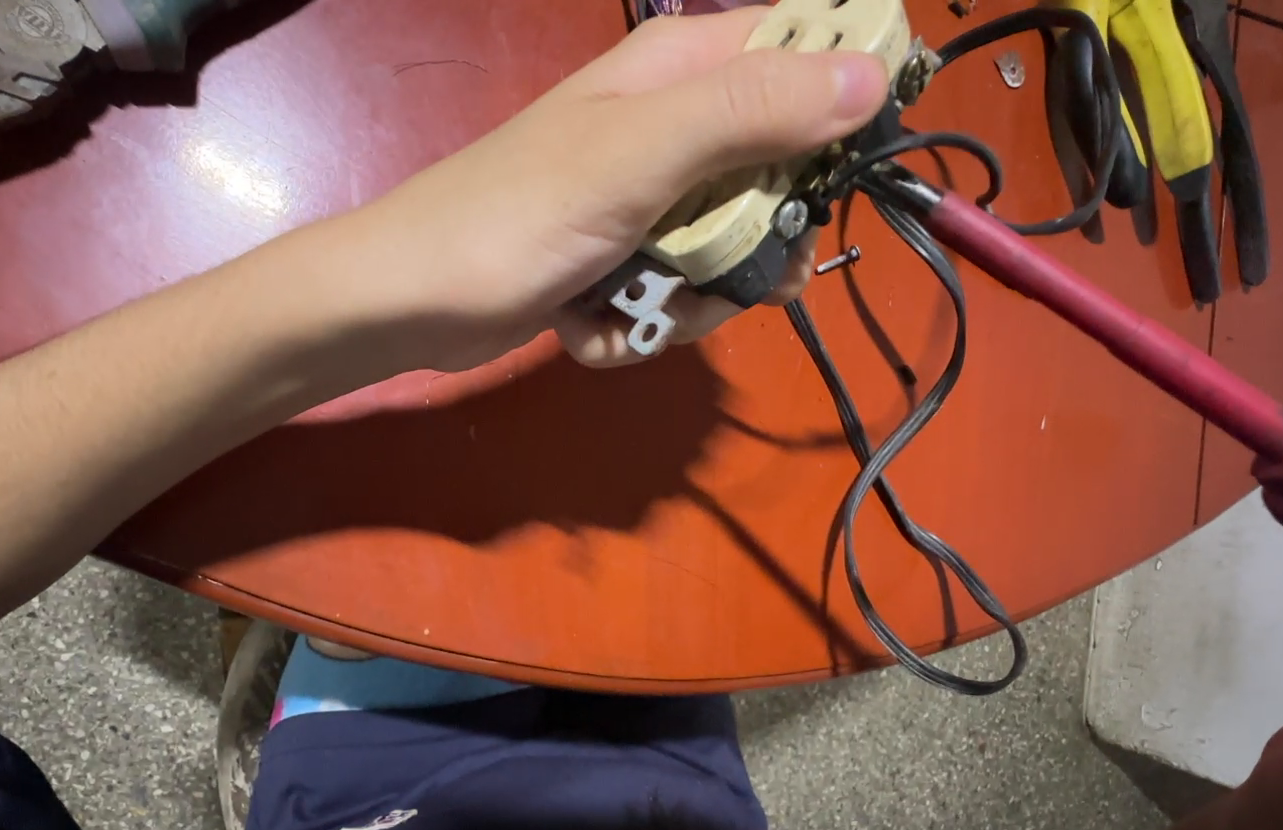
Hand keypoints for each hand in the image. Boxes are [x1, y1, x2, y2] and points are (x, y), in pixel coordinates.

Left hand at [347, 7, 887, 369]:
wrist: (413, 302)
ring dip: (689, 303)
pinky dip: (635, 325)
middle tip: (740, 280)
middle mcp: (668, 134)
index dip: (839, 104)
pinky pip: (665, 297)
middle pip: (772, 178)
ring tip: (637, 311)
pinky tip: (587, 325)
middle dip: (758, 247)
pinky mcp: (615, 264)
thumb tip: (869, 75)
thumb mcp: (640, 155)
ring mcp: (640, 205)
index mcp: (681, 75)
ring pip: (722, 255)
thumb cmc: (517, 218)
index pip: (801, 51)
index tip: (838, 177)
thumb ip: (750, 111)